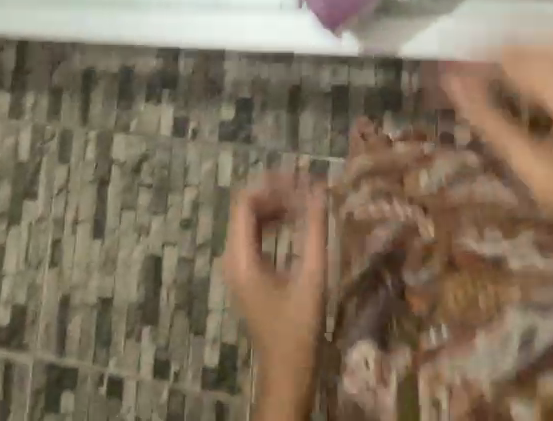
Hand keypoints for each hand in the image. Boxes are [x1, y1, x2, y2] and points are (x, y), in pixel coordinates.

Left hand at [222, 174, 327, 385]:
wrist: (287, 372)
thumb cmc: (299, 329)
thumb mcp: (312, 277)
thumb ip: (315, 231)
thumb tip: (320, 191)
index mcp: (240, 258)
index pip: (246, 202)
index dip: (272, 185)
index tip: (301, 180)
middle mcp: (232, 257)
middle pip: (247, 207)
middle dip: (276, 192)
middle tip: (307, 186)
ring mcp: (237, 265)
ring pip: (251, 219)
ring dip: (277, 205)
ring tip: (306, 199)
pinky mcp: (247, 272)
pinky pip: (255, 234)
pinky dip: (275, 222)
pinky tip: (298, 220)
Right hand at [441, 44, 552, 263]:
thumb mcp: (549, 179)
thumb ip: (496, 128)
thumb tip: (454, 86)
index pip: (508, 56)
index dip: (472, 61)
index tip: (446, 75)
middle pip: (528, 40)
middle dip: (491, 54)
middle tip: (463, 80)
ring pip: (549, 39)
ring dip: (517, 53)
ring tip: (491, 79)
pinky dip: (544, 56)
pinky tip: (535, 82)